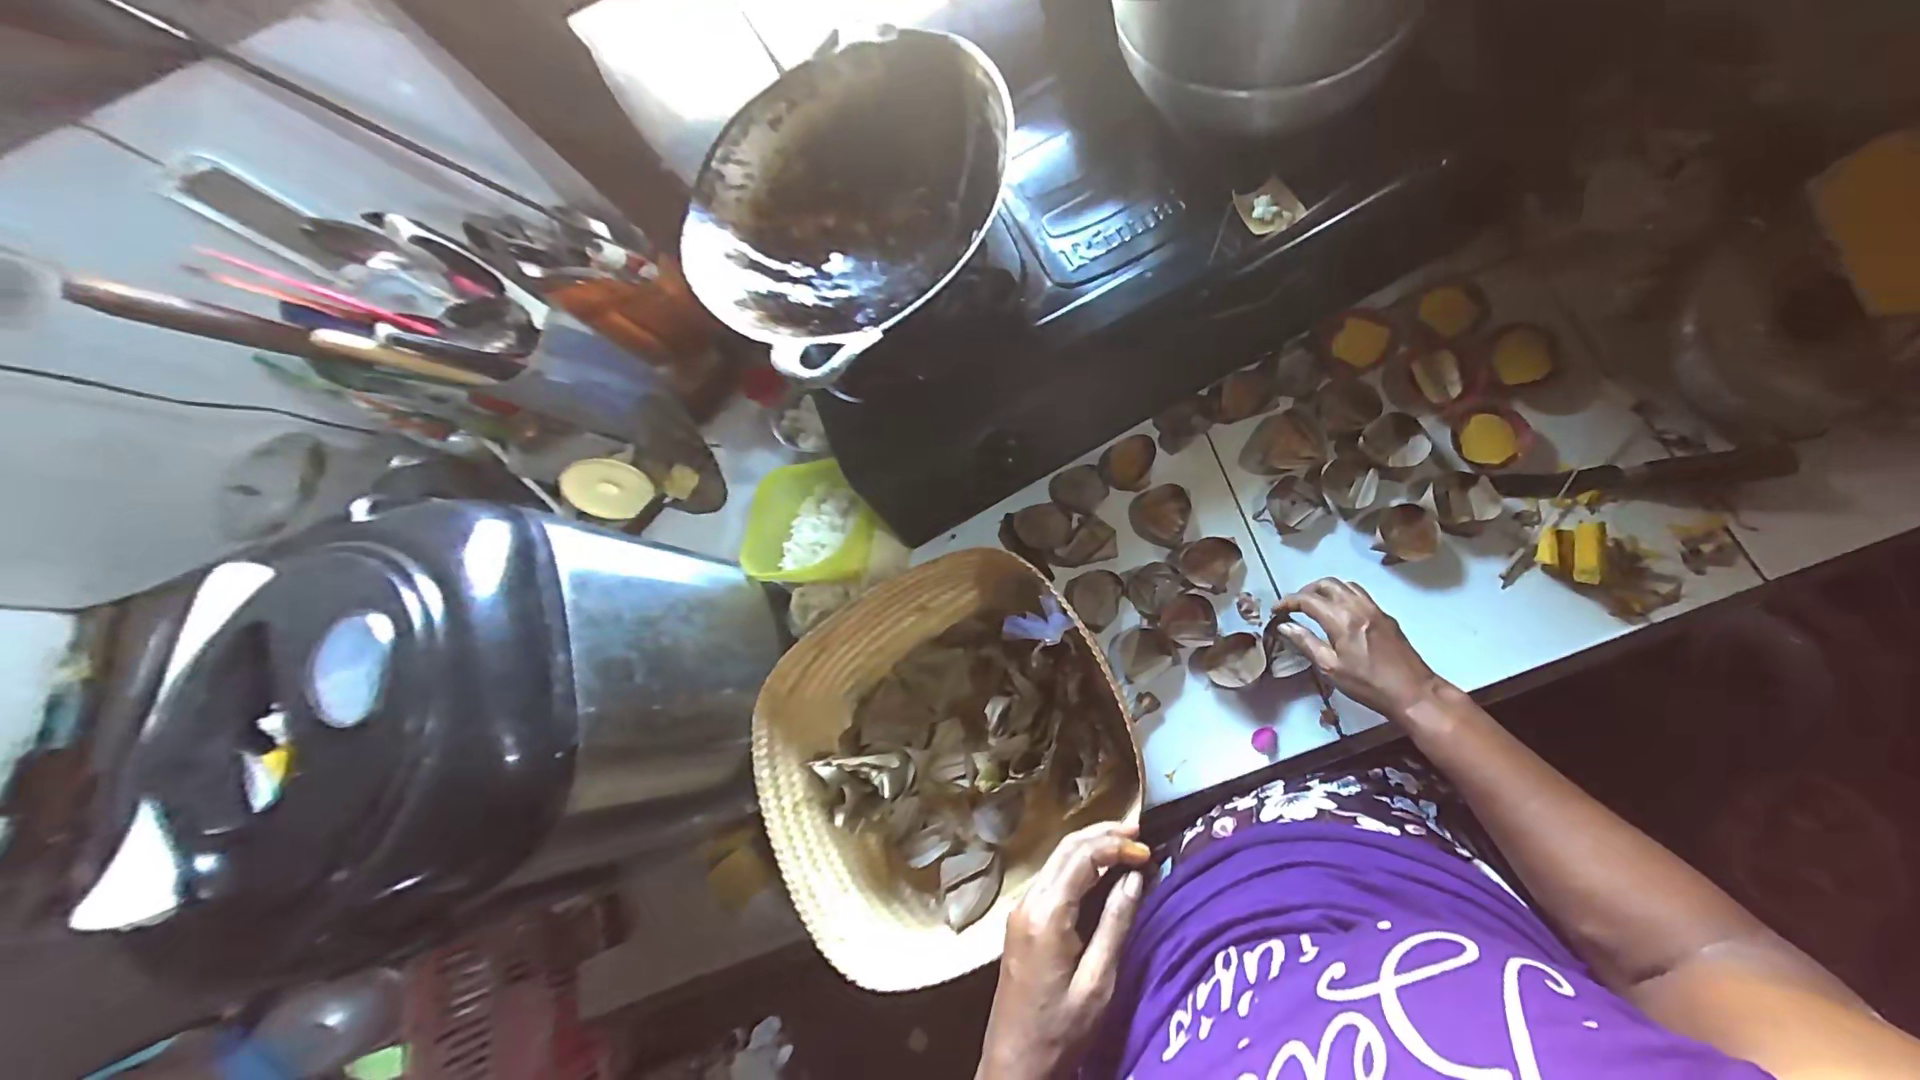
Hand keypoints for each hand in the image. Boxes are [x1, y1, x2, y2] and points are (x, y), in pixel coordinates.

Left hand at [977, 822, 1151, 1079]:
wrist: (1014, 1061)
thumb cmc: (1060, 1030)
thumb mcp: (1098, 983)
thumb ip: (1116, 924)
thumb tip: (1135, 878)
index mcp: (1046, 912)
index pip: (1080, 857)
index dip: (1114, 846)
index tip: (1146, 850)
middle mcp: (1028, 899)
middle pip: (1065, 849)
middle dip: (1101, 834)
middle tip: (1137, 831)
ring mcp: (1021, 907)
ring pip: (1057, 859)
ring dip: (1090, 846)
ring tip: (1124, 842)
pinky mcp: (1022, 918)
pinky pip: (1052, 876)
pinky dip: (1078, 864)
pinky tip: (1099, 868)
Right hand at [1273, 578, 1451, 718]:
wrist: (1414, 692)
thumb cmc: (1368, 684)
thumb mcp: (1330, 668)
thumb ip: (1306, 643)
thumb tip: (1285, 626)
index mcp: (1342, 620)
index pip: (1308, 599)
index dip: (1288, 602)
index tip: (1277, 610)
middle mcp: (1359, 608)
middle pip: (1327, 584)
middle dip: (1306, 591)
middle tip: (1294, 606)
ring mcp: (1375, 609)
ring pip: (1345, 585)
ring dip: (1325, 590)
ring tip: (1315, 605)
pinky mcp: (1385, 616)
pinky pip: (1359, 594)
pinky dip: (1342, 595)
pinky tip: (1338, 613)